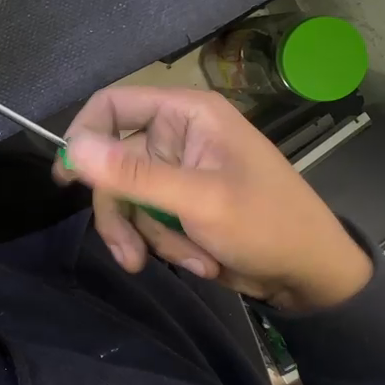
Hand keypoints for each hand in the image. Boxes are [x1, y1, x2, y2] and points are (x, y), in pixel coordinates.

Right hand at [55, 86, 371, 312]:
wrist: (315, 279)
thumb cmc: (269, 225)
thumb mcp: (199, 201)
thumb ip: (133, 174)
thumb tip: (69, 150)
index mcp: (186, 114)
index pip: (111, 105)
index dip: (84, 135)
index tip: (68, 178)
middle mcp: (176, 136)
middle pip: (111, 161)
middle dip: (122, 211)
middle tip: (126, 249)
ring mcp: (175, 171)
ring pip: (123, 196)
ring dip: (146, 235)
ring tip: (186, 261)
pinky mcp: (176, 203)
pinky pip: (143, 218)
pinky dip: (163, 244)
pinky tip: (199, 261)